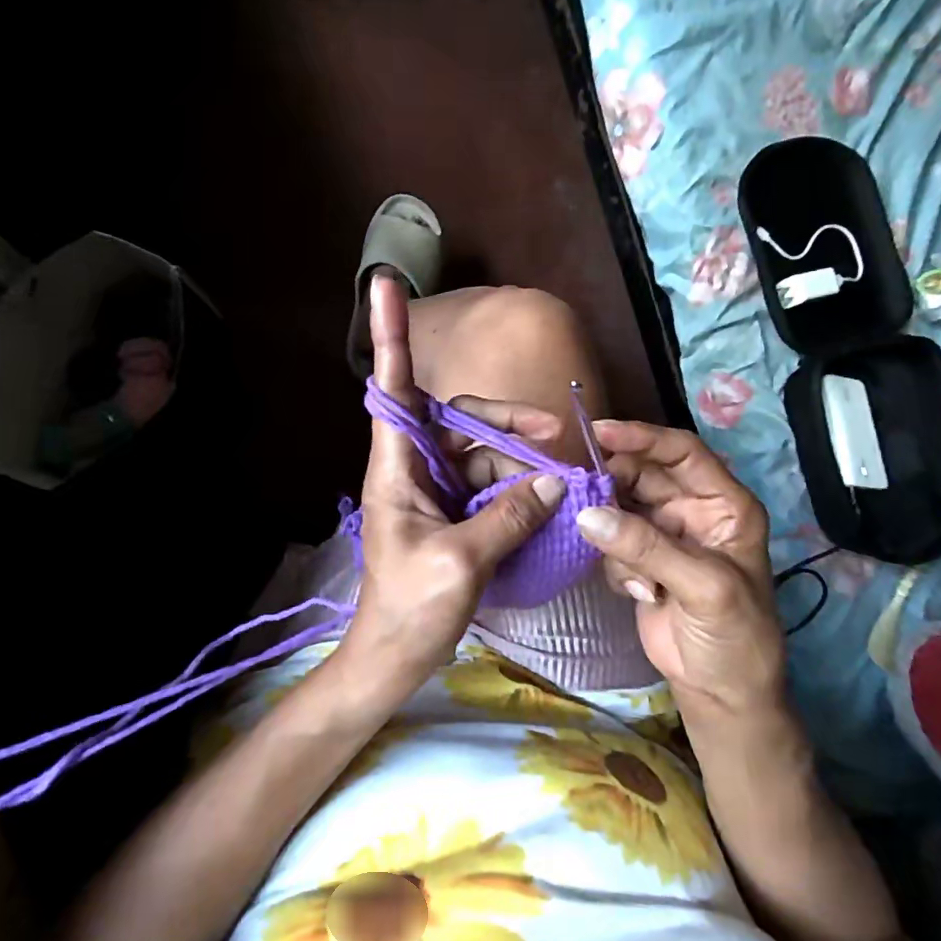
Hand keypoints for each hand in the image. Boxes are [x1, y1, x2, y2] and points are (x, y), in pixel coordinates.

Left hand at [337, 275, 568, 700]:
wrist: (392, 656)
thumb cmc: (412, 608)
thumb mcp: (463, 562)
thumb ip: (509, 515)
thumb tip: (553, 479)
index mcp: (396, 469)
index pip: (391, 390)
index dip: (389, 337)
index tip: (384, 285)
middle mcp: (411, 468)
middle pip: (455, 418)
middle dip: (503, 419)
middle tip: (552, 430)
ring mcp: (431, 490)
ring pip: (478, 452)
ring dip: (516, 460)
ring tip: (555, 481)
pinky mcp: (449, 512)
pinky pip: (486, 483)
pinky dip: (514, 487)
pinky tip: (542, 500)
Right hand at [574, 421, 783, 714]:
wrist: (720, 694)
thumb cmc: (735, 637)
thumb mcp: (703, 587)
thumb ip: (647, 547)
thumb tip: (587, 513)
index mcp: (725, 505)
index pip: (683, 453)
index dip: (643, 438)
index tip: (599, 433)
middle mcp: (692, 512)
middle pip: (643, 475)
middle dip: (616, 485)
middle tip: (585, 495)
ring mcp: (662, 536)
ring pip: (619, 506)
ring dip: (612, 530)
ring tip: (630, 569)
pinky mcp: (639, 560)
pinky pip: (609, 539)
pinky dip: (612, 560)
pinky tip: (636, 592)